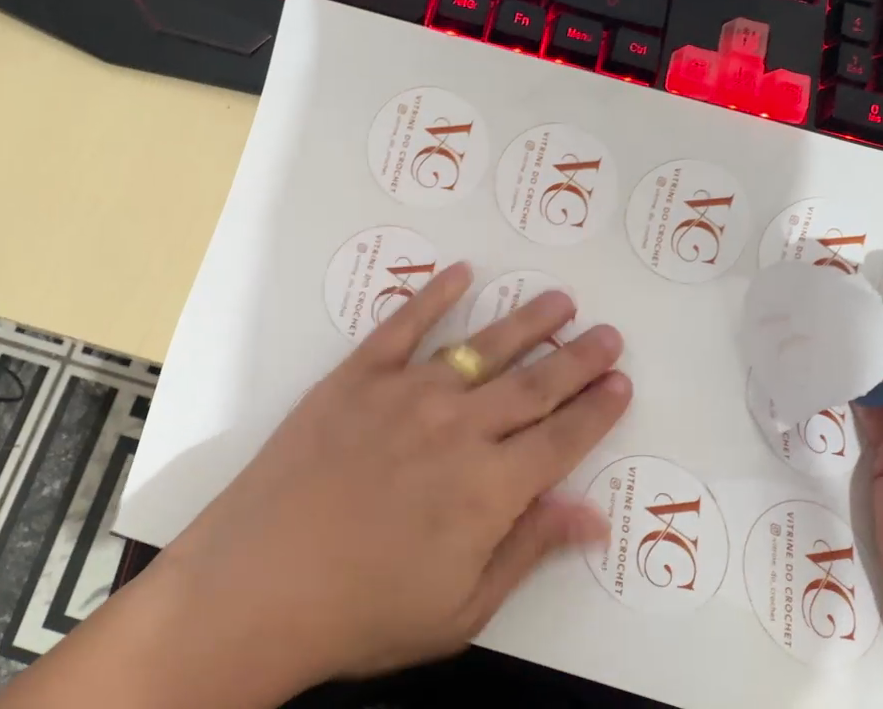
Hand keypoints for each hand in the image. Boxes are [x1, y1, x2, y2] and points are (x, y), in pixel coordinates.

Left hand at [0, 262, 631, 708]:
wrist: (259, 583)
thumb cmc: (363, 610)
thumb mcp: (461, 607)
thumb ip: (528, 548)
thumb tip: (593, 513)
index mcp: (489, 489)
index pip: (562, 439)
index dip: (598, 410)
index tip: (622, 382)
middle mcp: (458, 428)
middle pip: (533, 385)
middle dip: (577, 358)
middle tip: (607, 333)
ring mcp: (405, 394)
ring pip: (481, 347)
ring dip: (525, 321)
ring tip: (558, 299)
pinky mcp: (355, 376)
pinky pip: (403, 325)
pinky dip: (434, 295)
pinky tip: (460, 272)